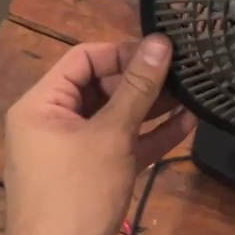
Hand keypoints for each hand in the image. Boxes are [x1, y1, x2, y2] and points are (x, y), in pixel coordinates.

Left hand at [4, 34, 196, 234]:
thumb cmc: (77, 195)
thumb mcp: (111, 134)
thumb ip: (138, 86)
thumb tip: (161, 39)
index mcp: (41, 106)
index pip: (84, 58)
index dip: (123, 51)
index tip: (162, 51)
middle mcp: (53, 124)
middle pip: (101, 85)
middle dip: (143, 79)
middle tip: (183, 71)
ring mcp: (73, 152)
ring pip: (116, 115)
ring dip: (153, 105)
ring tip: (193, 92)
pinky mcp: (93, 177)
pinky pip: (122, 144)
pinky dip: (150, 134)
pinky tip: (187, 123)